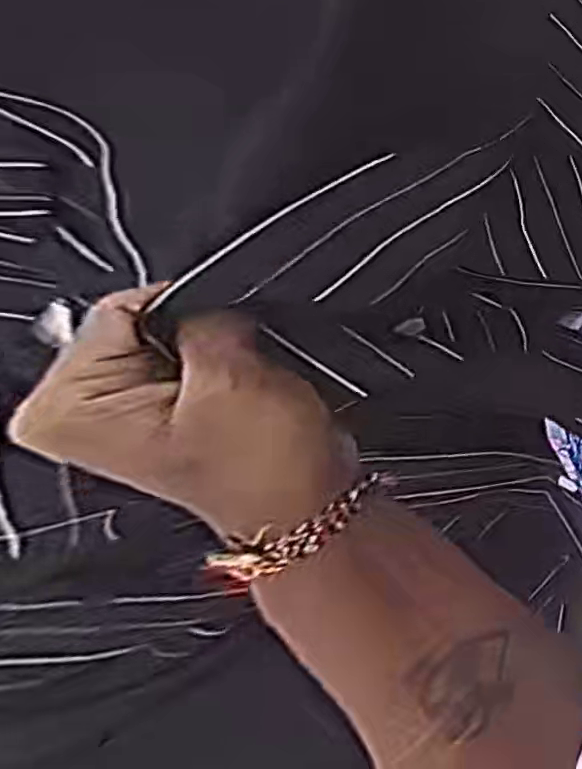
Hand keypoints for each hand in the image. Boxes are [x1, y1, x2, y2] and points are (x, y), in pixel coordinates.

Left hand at [8, 285, 356, 538]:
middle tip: (244, 369)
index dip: (193, 307)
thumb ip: (211, 324)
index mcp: (64, 407)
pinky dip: (231, 366)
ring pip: (178, 342)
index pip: (118, 311)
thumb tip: (213, 298)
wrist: (302, 498)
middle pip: (143, 327)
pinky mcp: (163, 413)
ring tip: (249, 384)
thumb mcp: (237, 380)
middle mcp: (76, 411)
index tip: (236, 326)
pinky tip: (248, 390)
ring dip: (226, 351)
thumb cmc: (263, 463)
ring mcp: (120, 414)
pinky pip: (195, 362)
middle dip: (209, 334)